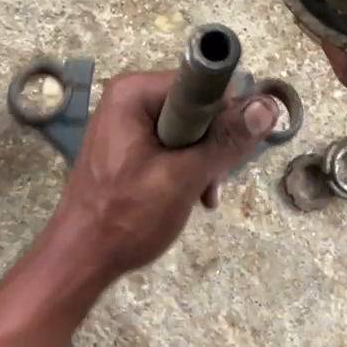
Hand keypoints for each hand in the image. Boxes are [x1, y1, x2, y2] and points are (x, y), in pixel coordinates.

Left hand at [51, 71, 279, 279]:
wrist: (78, 262)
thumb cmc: (125, 217)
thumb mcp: (182, 178)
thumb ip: (225, 141)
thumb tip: (267, 106)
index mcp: (133, 91)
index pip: (200, 85)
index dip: (223, 116)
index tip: (229, 152)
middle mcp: (128, 96)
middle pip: (196, 106)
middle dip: (211, 145)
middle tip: (212, 182)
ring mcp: (126, 121)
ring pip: (188, 128)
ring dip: (202, 161)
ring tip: (201, 195)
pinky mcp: (127, 144)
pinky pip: (171, 142)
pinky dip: (185, 167)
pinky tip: (190, 196)